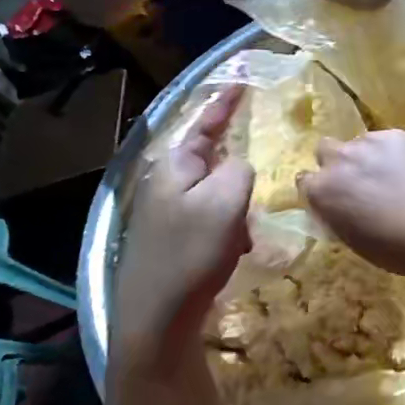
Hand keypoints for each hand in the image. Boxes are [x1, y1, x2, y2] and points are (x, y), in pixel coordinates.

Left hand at [112, 87, 254, 377]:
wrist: (155, 320)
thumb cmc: (190, 254)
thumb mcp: (225, 203)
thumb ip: (239, 171)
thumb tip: (238, 167)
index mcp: (174, 166)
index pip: (204, 124)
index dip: (225, 104)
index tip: (241, 84)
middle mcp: (165, 184)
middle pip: (212, 164)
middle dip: (238, 183)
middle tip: (249, 205)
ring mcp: (164, 214)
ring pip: (215, 197)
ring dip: (235, 215)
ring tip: (241, 241)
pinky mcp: (170, 242)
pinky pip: (209, 223)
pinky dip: (226, 234)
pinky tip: (231, 256)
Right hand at [298, 130, 404, 281]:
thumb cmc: (393, 248)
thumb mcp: (350, 238)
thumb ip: (335, 212)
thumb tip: (336, 203)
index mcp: (322, 188)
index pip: (304, 179)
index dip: (318, 188)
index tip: (333, 198)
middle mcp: (339, 158)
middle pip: (325, 149)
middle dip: (336, 162)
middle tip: (357, 181)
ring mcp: (370, 141)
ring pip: (359, 143)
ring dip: (367, 157)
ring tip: (391, 177)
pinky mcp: (398, 134)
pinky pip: (387, 140)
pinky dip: (393, 153)